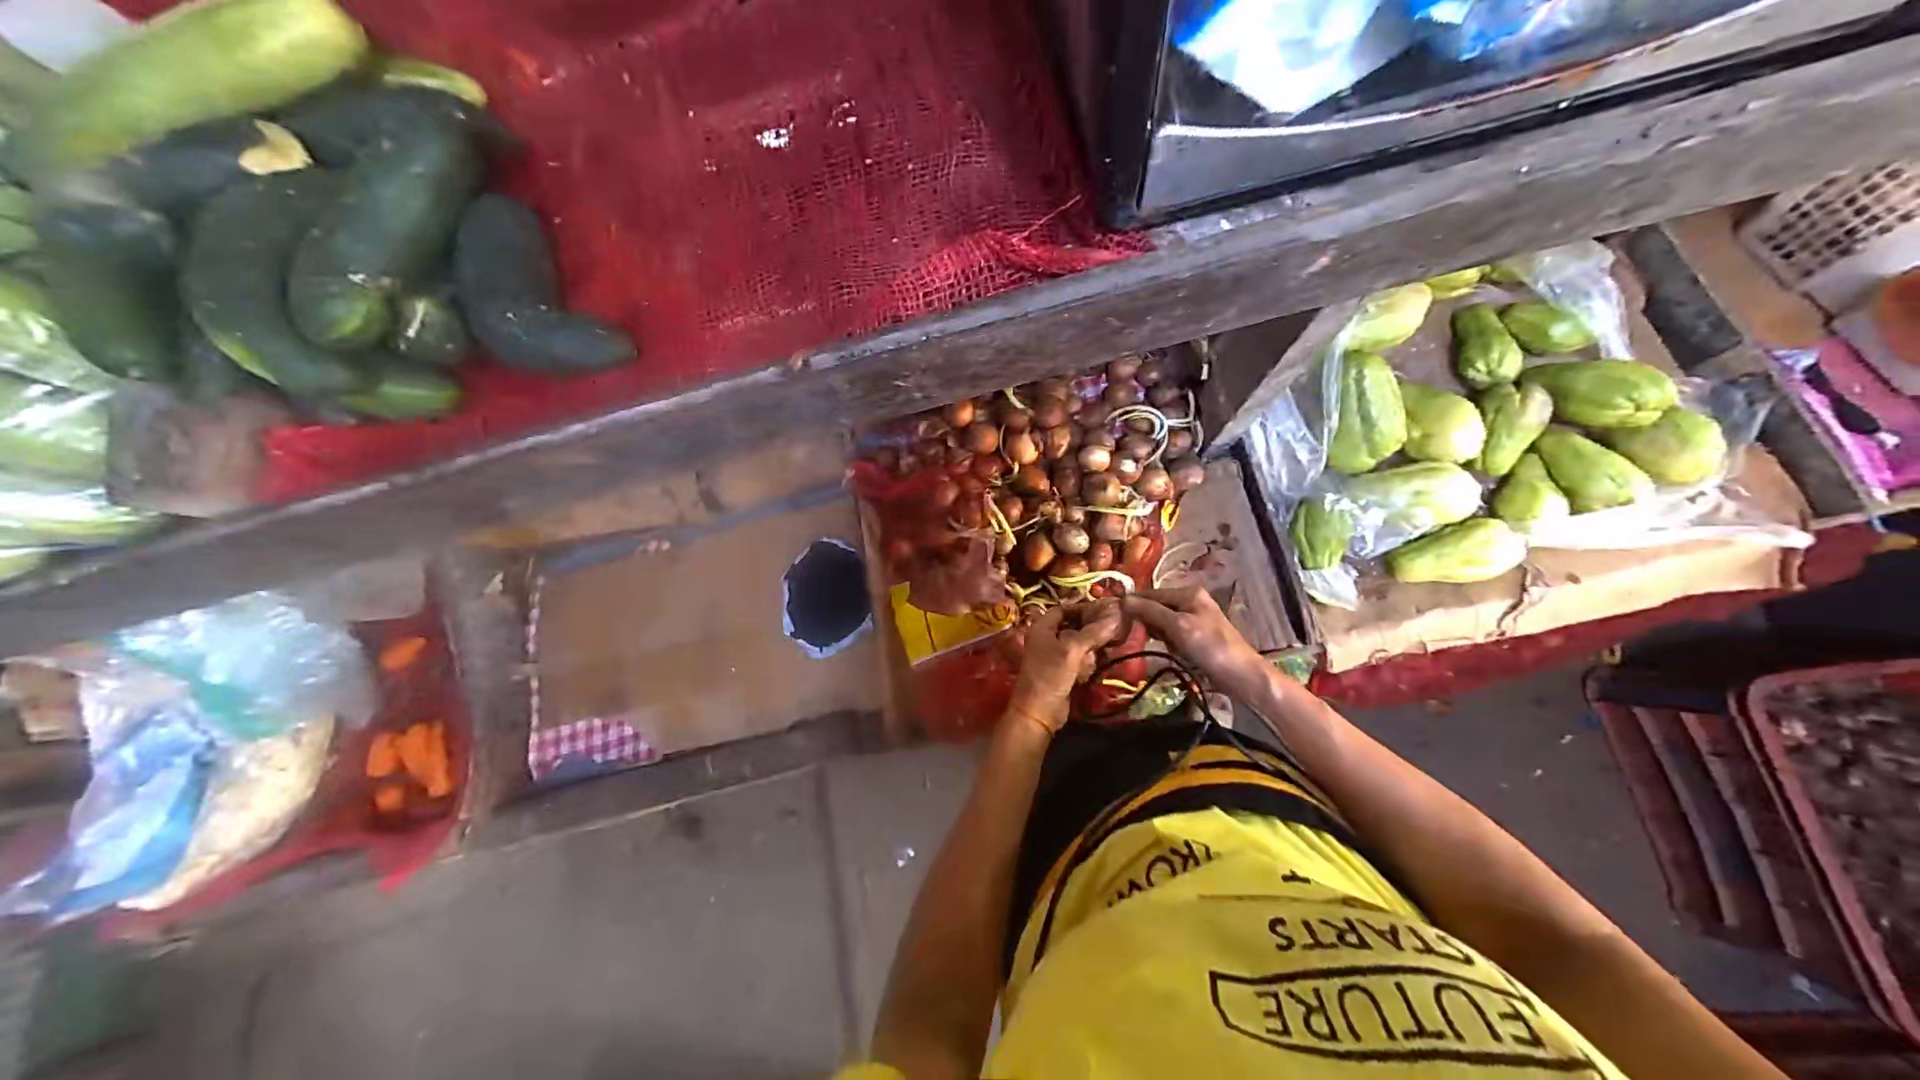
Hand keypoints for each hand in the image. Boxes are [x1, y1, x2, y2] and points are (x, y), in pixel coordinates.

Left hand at [1007, 601, 1122, 733]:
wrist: (1039, 712)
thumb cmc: (1050, 675)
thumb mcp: (1072, 650)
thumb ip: (1093, 632)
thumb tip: (1115, 615)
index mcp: (1042, 627)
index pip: (1063, 609)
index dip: (1082, 608)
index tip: (1104, 610)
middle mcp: (1047, 639)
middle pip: (1072, 626)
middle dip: (1091, 628)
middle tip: (1113, 627)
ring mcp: (1054, 656)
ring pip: (1078, 643)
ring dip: (1092, 645)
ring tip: (1110, 644)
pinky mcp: (1062, 671)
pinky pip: (1079, 659)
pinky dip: (1089, 659)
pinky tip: (1102, 660)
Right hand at [1121, 586, 1269, 700]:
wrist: (1241, 675)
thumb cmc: (1211, 647)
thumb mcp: (1178, 627)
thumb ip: (1150, 611)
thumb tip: (1123, 599)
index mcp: (1188, 592)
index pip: (1150, 593)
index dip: (1134, 605)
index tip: (1118, 621)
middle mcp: (1190, 600)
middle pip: (1155, 606)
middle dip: (1148, 622)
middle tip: (1145, 638)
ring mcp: (1194, 617)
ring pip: (1162, 621)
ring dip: (1158, 634)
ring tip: (1165, 646)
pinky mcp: (1196, 634)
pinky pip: (1172, 633)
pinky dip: (1168, 642)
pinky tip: (1173, 651)